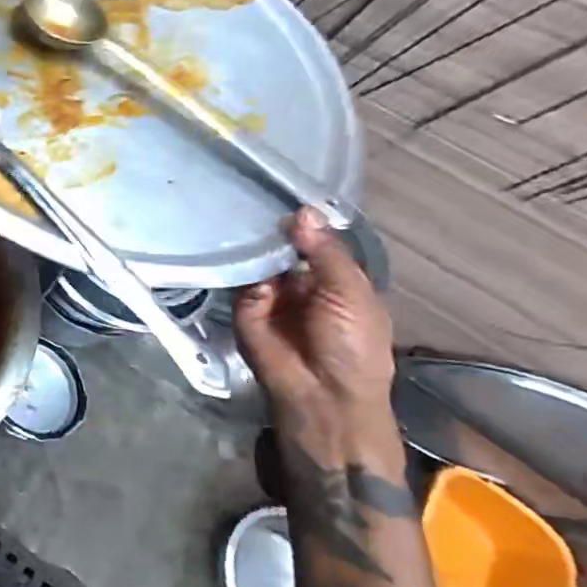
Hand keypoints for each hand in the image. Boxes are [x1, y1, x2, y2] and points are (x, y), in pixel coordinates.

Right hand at [233, 207, 394, 437]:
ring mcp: (270, 295)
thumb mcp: (350, 293)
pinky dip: (238, 264)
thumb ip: (325, 252)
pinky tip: (233, 245)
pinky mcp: (243, 307)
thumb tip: (303, 210)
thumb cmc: (353, 346)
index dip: (305, 222)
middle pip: (284, 248)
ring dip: (253, 243)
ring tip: (240, 213)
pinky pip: (239, 279)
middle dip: (275, 229)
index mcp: (335, 281)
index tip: (287, 192)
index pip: (316, 243)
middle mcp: (300, 284)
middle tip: (258, 195)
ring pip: (258, 260)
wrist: (321, 393)